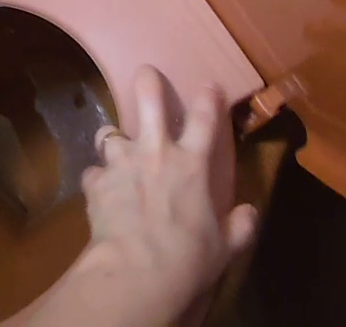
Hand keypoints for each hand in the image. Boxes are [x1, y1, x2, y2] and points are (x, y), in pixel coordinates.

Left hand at [25, 67, 256, 326]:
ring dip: (111, 138)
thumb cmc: (187, 260)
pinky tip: (101, 192)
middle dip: (148, 81)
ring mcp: (122, 163)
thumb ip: (239, 226)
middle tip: (146, 72)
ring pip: (109, 132)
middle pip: (148, 100)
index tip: (209, 84)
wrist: (136, 273)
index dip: (209, 97)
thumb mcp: (225, 248)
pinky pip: (94, 173)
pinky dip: (98, 181)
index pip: (205, 120)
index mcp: (191, 165)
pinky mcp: (97, 181)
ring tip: (113, 147)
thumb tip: (250, 212)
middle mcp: (155, 152)